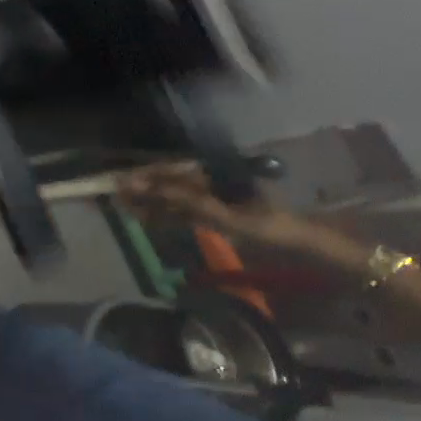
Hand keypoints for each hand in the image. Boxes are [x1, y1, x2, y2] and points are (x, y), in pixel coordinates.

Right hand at [116, 162, 326, 253]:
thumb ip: (186, 199)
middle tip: (114, 196)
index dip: (143, 175)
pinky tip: (146, 219)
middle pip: (168, 183)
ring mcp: (213, 199)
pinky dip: (164, 215)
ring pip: (172, 198)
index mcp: (215, 174)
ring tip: (125, 208)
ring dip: (149, 203)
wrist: (306, 250)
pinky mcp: (215, 215)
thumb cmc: (270, 228)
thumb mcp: (228, 216)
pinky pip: (182, 212)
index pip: (170, 171)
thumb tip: (145, 185)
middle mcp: (211, 182)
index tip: (118, 181)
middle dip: (141, 189)